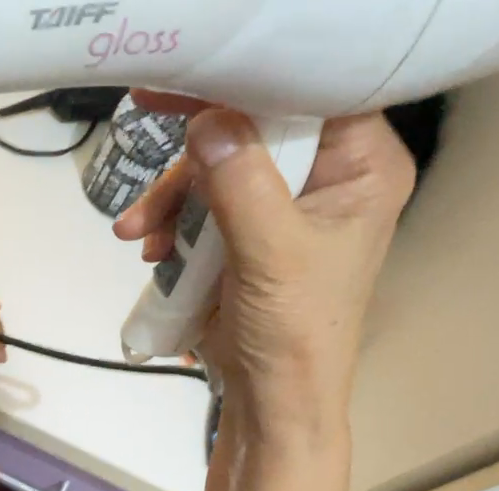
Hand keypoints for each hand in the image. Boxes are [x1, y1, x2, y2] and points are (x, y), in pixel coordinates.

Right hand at [114, 103, 415, 433]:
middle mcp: (326, 178)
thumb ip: (241, 183)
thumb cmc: (295, 330)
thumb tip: (206, 119)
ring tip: (138, 239)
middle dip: (192, 166)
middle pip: (252, 134)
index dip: (250, 83)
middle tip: (147, 193)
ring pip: (216, 173)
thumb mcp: (271, 252)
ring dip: (170, 203)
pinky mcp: (245, 237)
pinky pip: (201, 210)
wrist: (271, 399)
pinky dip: (171, 227)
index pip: (312, 95)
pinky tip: (152, 252)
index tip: (186, 82)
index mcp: (360, 167)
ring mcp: (282, 209)